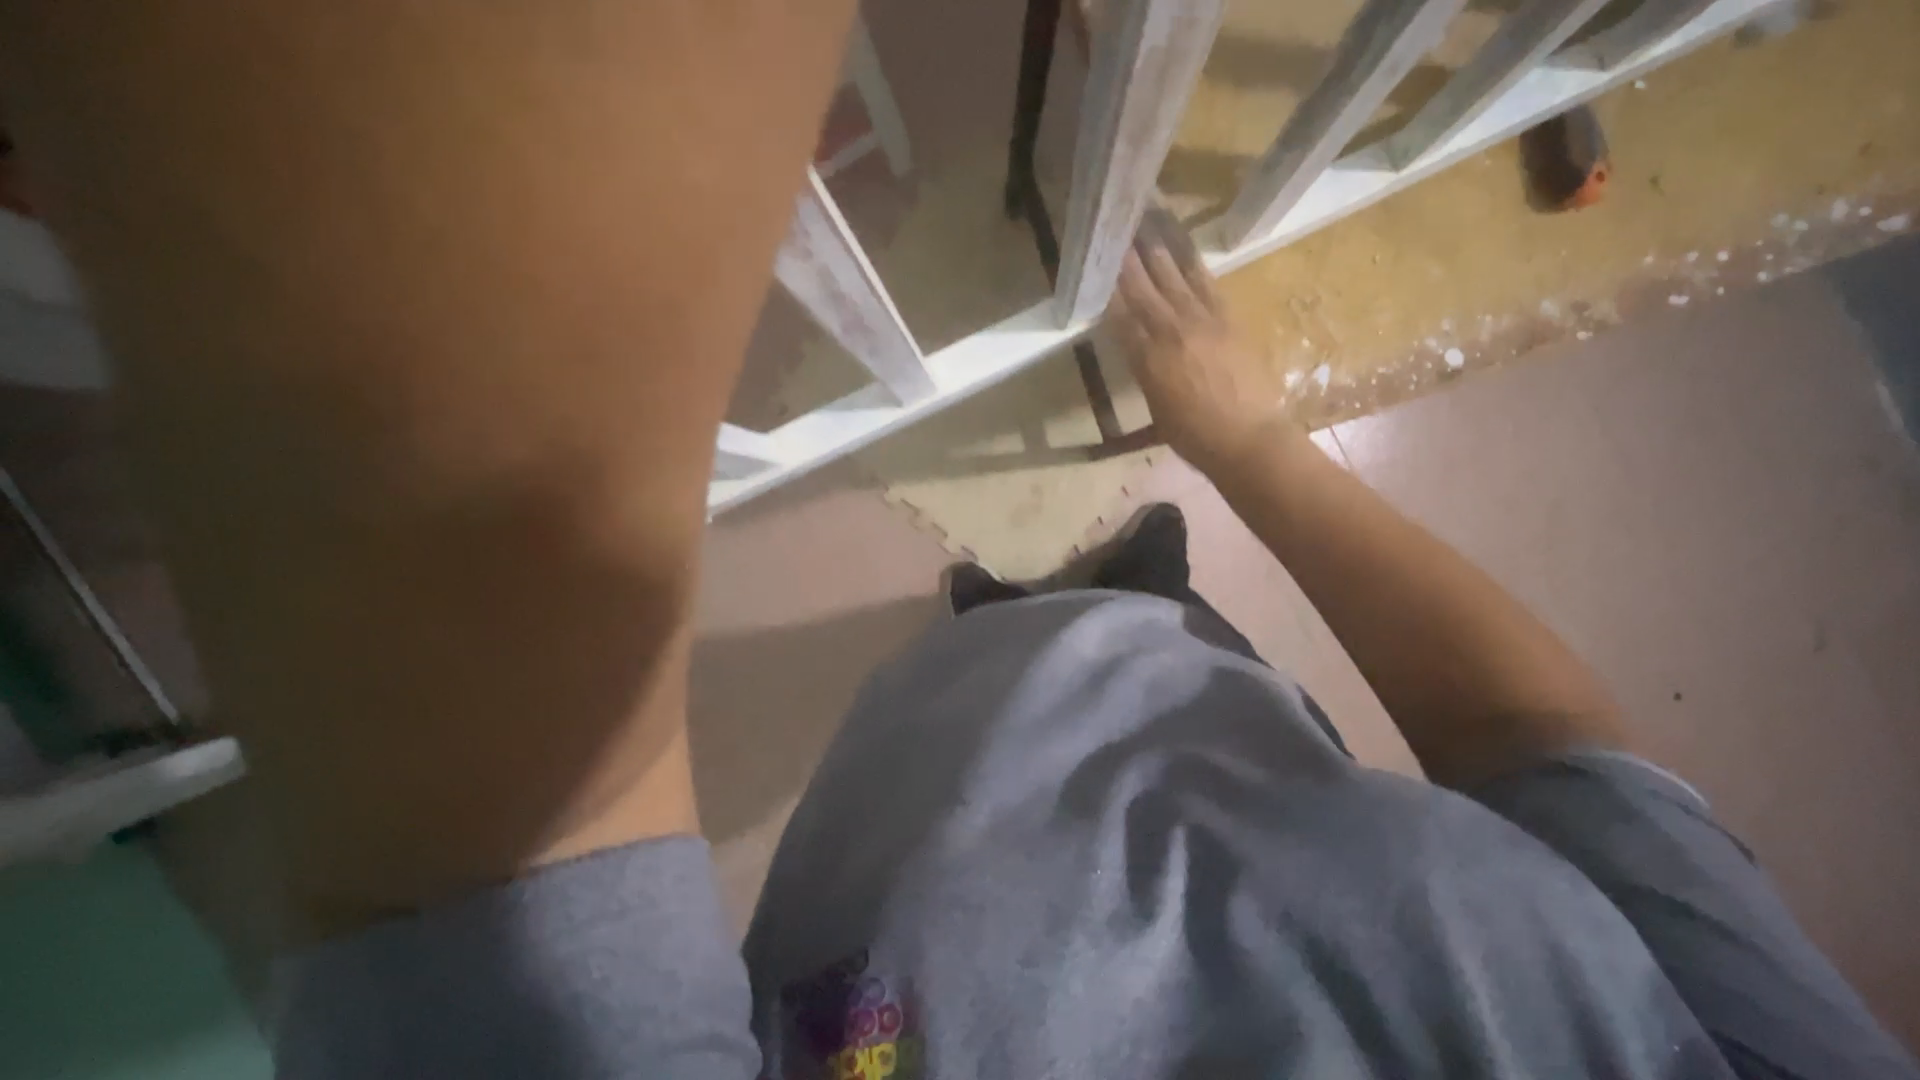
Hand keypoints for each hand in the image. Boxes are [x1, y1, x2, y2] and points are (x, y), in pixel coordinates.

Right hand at [1105, 238, 1296, 475]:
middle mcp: (1171, 332)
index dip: (1106, 289)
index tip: (1095, 263)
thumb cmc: (1196, 438)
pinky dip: (1191, 263)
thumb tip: (1138, 354)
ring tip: (1144, 223)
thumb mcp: (1156, 412)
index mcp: (1147, 359)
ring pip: (1173, 277)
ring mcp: (1203, 321)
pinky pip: (1205, 283)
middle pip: (1143, 288)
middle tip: (1115, 228)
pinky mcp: (1228, 319)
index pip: (1119, 315)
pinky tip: (1181, 247)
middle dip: (1127, 259)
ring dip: (1156, 250)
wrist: (1248, 439)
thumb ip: (1145, 376)